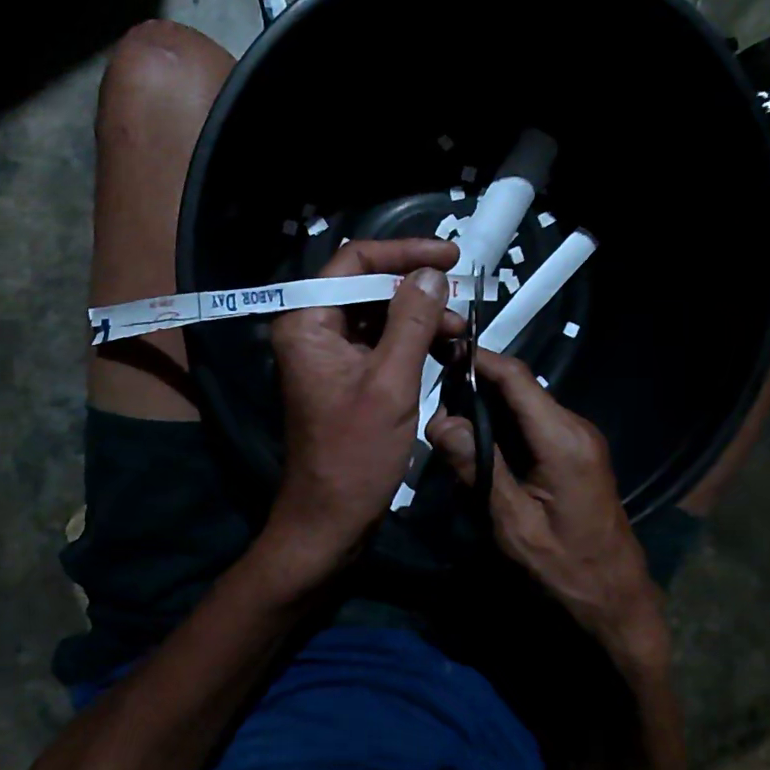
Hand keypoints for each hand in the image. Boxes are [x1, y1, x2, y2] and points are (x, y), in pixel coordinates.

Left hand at [267, 238, 462, 571]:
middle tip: (462, 301)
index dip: (402, 252)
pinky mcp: (343, 374)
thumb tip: (431, 273)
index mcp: (307, 321)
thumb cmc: (355, 453)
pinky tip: (444, 348)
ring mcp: (326, 353)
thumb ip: (412, 321)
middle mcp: (311, 329)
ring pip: (376, 314)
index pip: (353, 262)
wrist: (330, 516)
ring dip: (418, 316)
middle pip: (365, 285)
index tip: (449, 256)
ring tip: (460, 332)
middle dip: (415, 289)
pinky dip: (410, 340)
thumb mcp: (391, 382)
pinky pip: (378, 342)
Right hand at [428, 350, 668, 671]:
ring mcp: (578, 438)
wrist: (615, 598)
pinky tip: (477, 445)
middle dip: (474, 387)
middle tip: (434, 406)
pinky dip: (501, 424)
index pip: (516, 378)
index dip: (478, 358)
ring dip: (486, 407)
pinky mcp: (575, 451)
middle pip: (518, 387)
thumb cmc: (563, 565)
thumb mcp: (512, 521)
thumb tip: (441, 421)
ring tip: (448, 428)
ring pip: (523, 403)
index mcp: (562, 439)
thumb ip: (478, 467)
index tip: (440, 349)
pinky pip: (532, 422)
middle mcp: (574, 428)